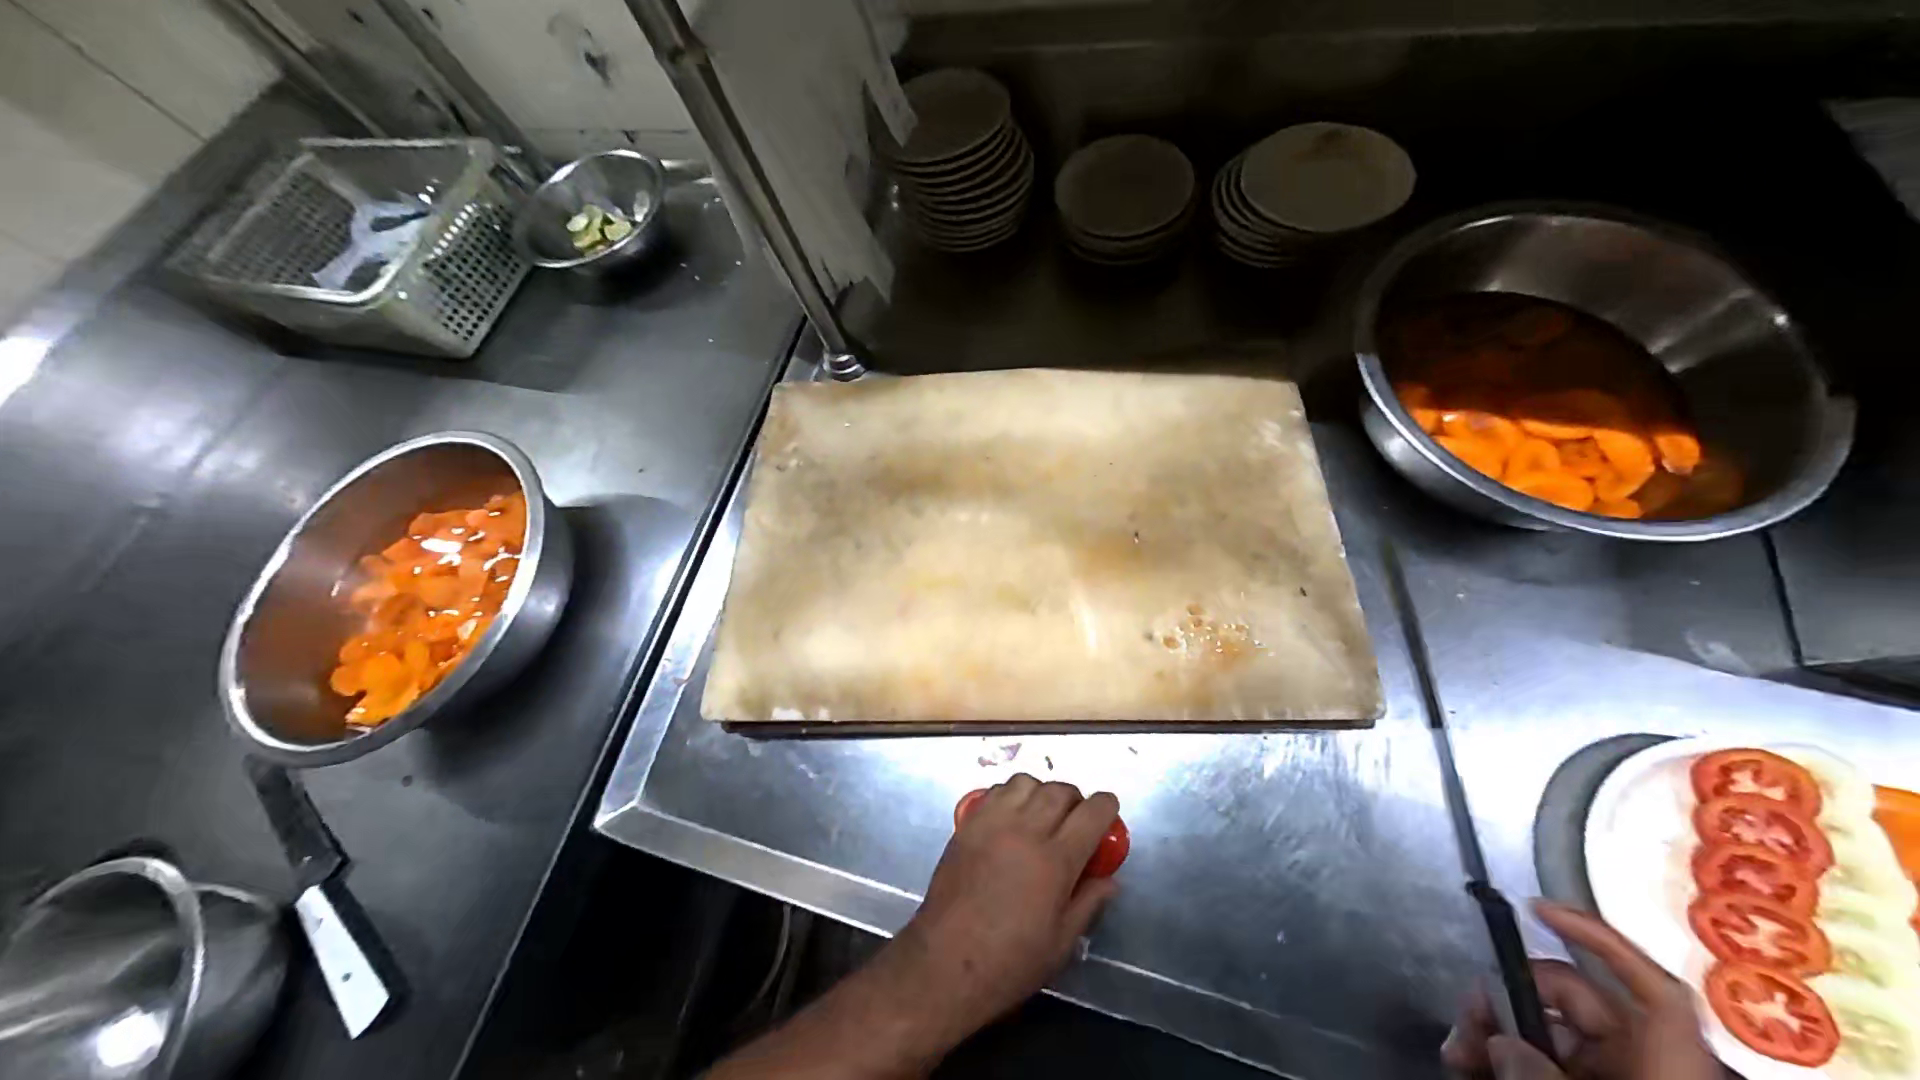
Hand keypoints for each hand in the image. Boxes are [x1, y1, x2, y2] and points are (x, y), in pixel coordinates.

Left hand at [876, 775, 1120, 1048]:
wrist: (946, 962)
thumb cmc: (1010, 961)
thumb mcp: (1061, 943)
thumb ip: (1088, 903)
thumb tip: (1110, 879)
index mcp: (1055, 860)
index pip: (1091, 813)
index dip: (1106, 805)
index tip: (1109, 808)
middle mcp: (1026, 831)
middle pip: (1059, 791)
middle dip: (1076, 799)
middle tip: (1077, 818)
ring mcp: (993, 823)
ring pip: (1025, 783)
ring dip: (1041, 792)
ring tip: (1042, 813)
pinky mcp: (967, 824)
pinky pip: (995, 792)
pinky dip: (1011, 795)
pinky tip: (1012, 818)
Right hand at [1442, 900, 1722, 1079]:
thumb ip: (1539, 1073)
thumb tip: (1502, 1040)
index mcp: (1664, 1065)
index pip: (1650, 987)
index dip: (1601, 939)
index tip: (1537, 909)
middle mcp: (1641, 1063)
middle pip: (1570, 1000)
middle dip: (1506, 999)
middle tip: (1464, 1017)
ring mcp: (1610, 1079)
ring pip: (1542, 1030)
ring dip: (1490, 1031)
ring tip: (1456, 1055)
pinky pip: (1536, 1058)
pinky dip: (1499, 1057)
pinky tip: (1466, 1065)